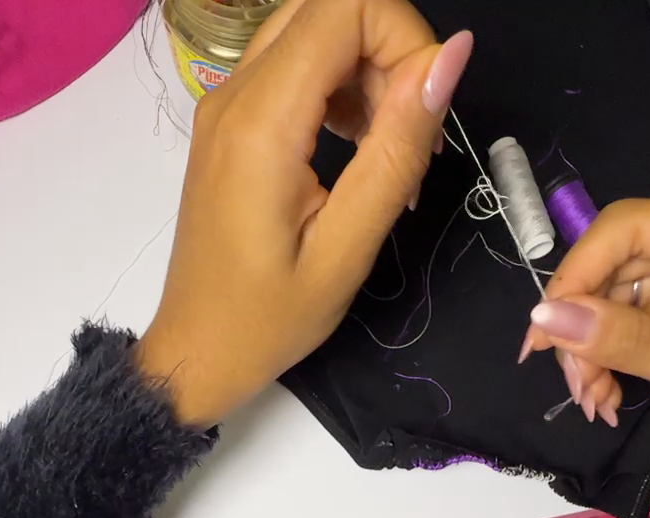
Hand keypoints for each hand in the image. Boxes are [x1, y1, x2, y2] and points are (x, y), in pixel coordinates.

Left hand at [137, 0, 472, 426]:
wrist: (199, 351)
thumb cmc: (269, 320)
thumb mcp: (345, 249)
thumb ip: (396, 151)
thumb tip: (450, 57)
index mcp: (262, 124)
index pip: (345, 6)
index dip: (405, 40)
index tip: (424, 120)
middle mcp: (233, 95)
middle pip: (328, 9)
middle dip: (388, 56)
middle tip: (409, 143)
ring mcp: (223, 106)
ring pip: (311, 34)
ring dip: (365, 76)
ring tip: (385, 156)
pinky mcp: (227, 126)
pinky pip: (290, 72)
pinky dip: (335, 94)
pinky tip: (351, 152)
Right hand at [521, 199, 649, 517]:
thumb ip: (635, 343)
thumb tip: (546, 318)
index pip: (634, 227)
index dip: (579, 273)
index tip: (546, 334)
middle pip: (615, 265)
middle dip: (582, 323)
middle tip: (573, 383)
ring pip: (610, 302)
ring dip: (589, 352)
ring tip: (595, 401)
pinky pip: (623, 332)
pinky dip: (604, 365)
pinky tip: (606, 400)